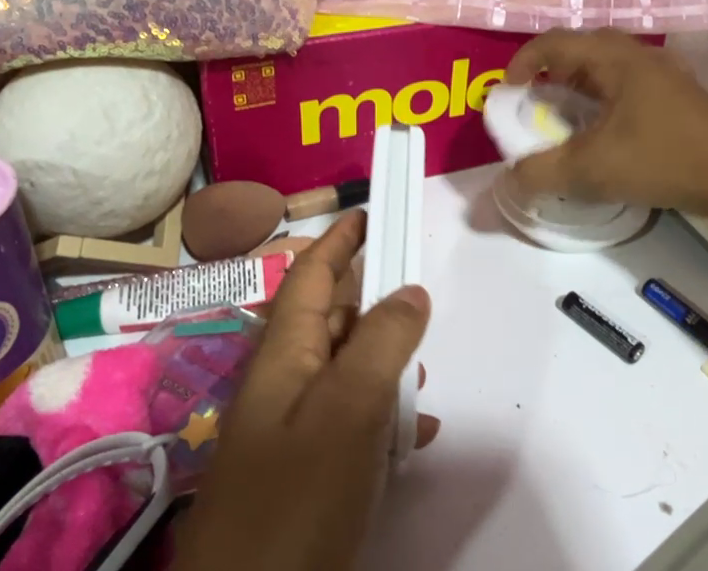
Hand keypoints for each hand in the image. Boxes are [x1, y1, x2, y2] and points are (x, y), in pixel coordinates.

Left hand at [173, 211, 438, 570]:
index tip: (371, 210)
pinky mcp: (305, 471)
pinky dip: (385, 417)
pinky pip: (352, 422)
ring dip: (387, 366)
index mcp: (283, 353)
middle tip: (420, 307)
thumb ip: (381, 342)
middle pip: (332, 321)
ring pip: (347, 372)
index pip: (312, 275)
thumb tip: (411, 291)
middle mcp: (283, 382)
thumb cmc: (295, 496)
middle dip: (376, 307)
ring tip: (424, 379)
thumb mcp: (347, 409)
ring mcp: (291, 429)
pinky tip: (416, 437)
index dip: (341, 239)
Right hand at [504, 29, 707, 218]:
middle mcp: (640, 55)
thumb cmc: (662, 161)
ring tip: (569, 118)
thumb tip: (508, 179)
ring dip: (581, 85)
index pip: (554, 43)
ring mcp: (666, 74)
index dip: (522, 62)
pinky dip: (607, 98)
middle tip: (538, 102)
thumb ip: (540, 173)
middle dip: (552, 71)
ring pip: (610, 66)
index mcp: (615, 59)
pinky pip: (631, 83)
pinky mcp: (682, 96)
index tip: (507, 93)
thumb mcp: (591, 171)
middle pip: (583, 48)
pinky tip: (610, 131)